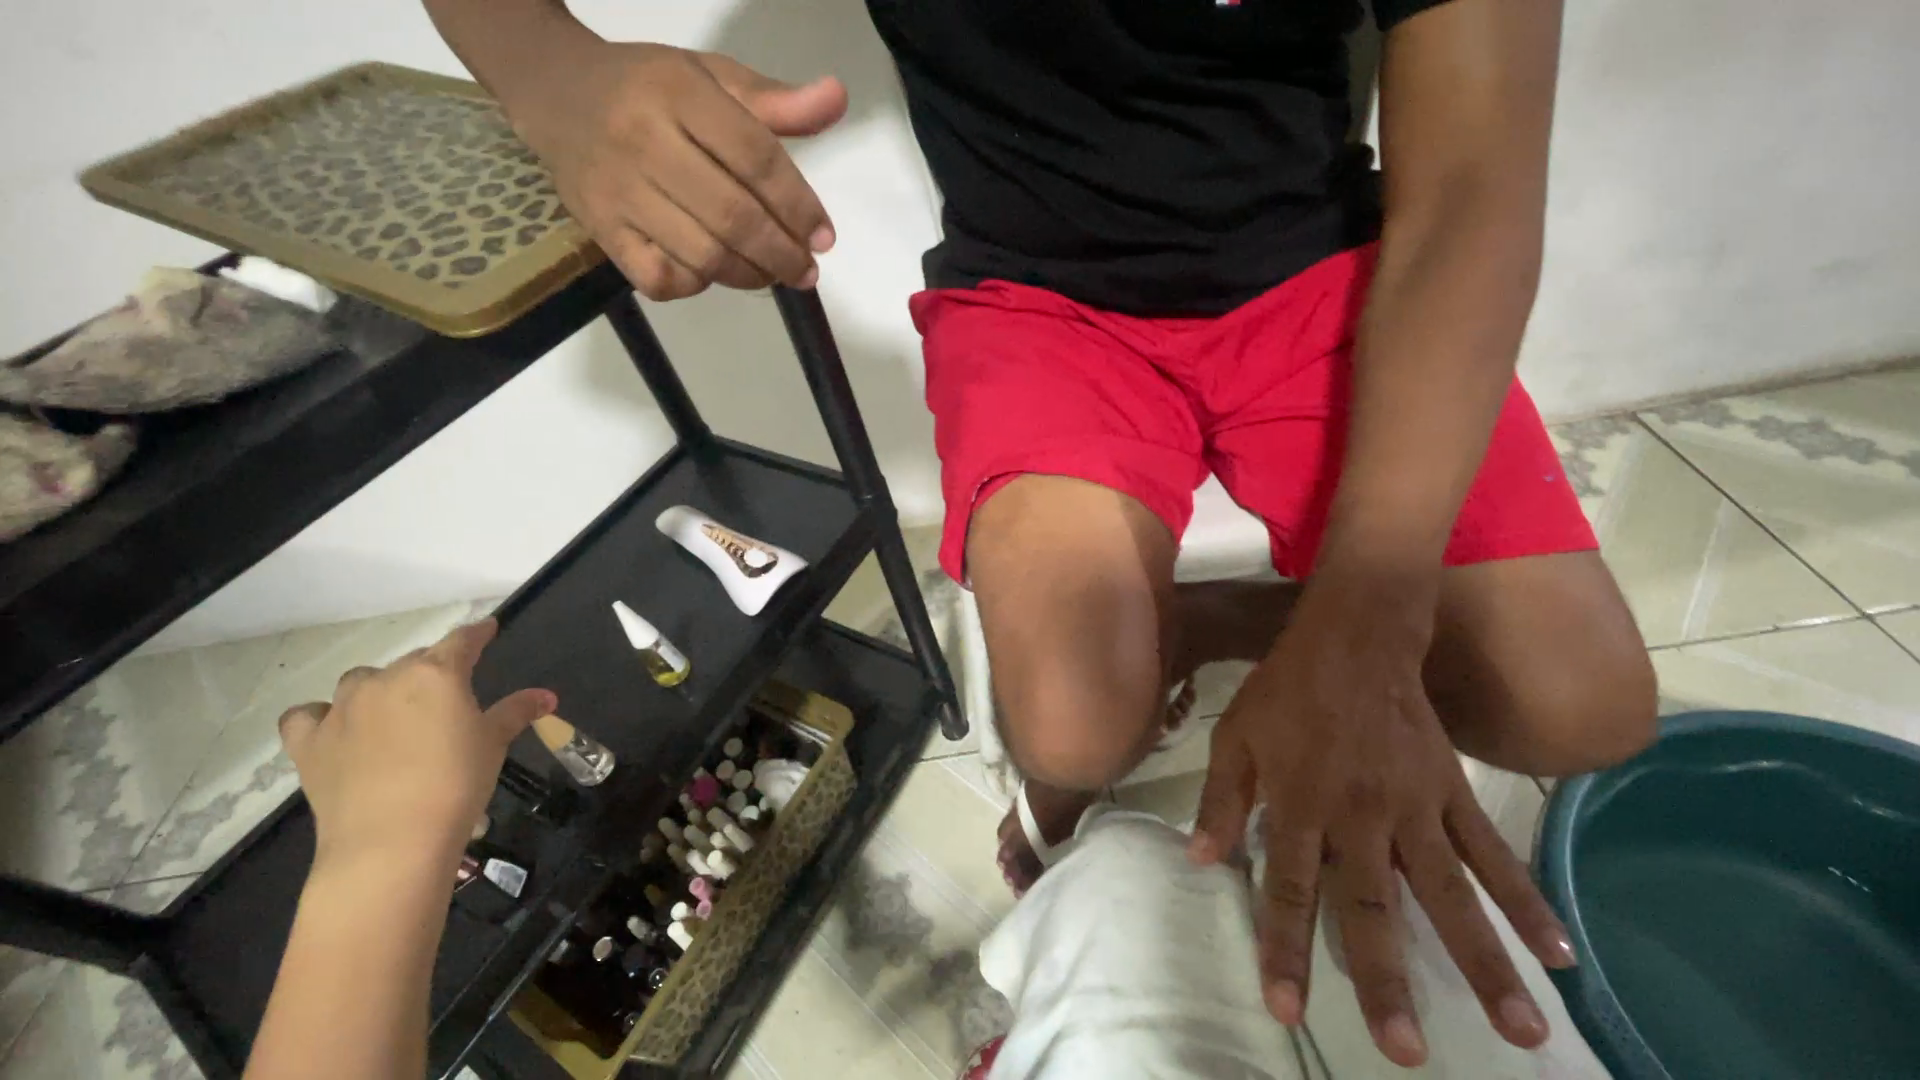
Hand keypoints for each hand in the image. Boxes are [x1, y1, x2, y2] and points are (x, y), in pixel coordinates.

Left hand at [278, 620, 553, 874]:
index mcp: (437, 673)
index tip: (487, 629)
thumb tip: (547, 696)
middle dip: (432, 671)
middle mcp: (386, 679)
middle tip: (448, 696)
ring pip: (362, 681)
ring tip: (395, 714)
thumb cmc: (457, 783)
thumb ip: (517, 711)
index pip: (462, 641)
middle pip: (414, 661)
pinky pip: (308, 715)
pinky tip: (337, 729)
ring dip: (380, 689)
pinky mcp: (309, 741)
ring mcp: (342, 708)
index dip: (477, 634)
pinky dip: (321, 717)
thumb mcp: (494, 744)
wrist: (391, 840)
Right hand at [505, 41, 845, 300]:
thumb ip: (773, 100)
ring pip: (701, 254)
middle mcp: (643, 141)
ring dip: (749, 275)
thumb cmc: (648, 88)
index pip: (755, 158)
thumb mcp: (710, 77)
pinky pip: (659, 279)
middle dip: (781, 253)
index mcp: (678, 92)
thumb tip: (835, 99)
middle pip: (732, 216)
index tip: (824, 238)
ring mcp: (617, 191)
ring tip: (772, 273)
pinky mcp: (600, 230)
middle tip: (806, 270)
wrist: (554, 93)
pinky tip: (713, 273)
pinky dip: (696, 285)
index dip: (798, 205)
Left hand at [1189, 569, 1574, 1066]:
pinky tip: (1561, 953)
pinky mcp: (1454, 792)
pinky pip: (1492, 853)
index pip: (1291, 889)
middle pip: (1374, 908)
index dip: (1284, 948)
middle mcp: (1359, 817)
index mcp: (1299, 804)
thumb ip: (1221, 801)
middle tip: (1406, 1053)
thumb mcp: (1234, 738)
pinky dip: (1526, 901)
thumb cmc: (1284, 691)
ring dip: (1484, 963)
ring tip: (1522, 1032)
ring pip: (1451, 895)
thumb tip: (1198, 861)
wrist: (1354, 638)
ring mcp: (1415, 807)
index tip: (1286, 1008)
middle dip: (1387, 981)